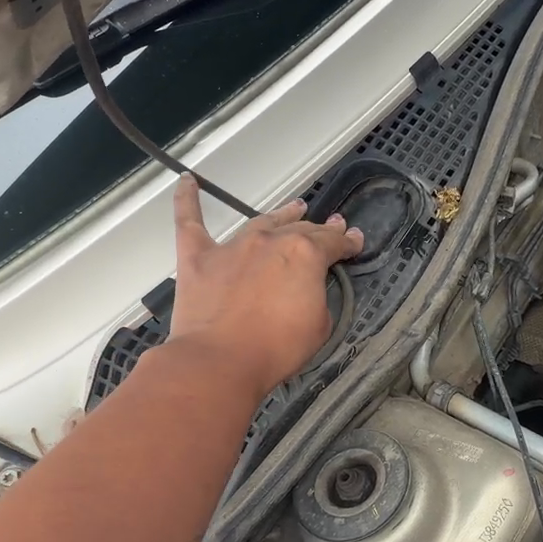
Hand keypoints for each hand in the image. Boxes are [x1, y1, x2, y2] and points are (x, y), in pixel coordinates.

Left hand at [166, 175, 363, 397]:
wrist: (221, 360)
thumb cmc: (278, 347)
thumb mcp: (320, 324)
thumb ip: (316, 296)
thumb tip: (307, 288)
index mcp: (306, 255)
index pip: (334, 243)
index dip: (348, 243)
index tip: (356, 241)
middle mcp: (271, 241)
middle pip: (301, 229)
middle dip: (321, 228)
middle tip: (332, 227)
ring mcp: (233, 246)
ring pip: (262, 221)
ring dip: (282, 213)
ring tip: (295, 207)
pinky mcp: (197, 257)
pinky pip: (189, 220)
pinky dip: (187, 199)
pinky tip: (187, 181)